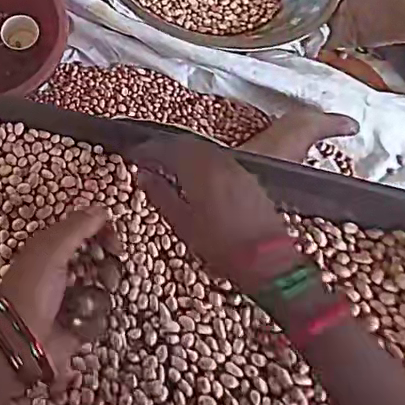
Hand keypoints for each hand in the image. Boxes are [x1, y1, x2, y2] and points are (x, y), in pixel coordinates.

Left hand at [0, 207, 115, 377]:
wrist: (21, 342)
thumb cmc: (31, 290)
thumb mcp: (51, 250)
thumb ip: (76, 227)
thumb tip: (101, 208)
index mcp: (52, 246)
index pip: (87, 231)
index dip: (103, 234)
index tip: (113, 243)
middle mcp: (64, 270)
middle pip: (102, 261)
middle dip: (105, 269)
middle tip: (99, 275)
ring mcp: (72, 298)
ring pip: (105, 291)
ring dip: (94, 299)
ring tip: (79, 306)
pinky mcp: (80, 325)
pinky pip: (100, 318)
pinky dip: (89, 321)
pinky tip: (74, 325)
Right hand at [127, 136, 300, 294]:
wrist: (270, 262)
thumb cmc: (220, 245)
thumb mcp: (181, 222)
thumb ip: (160, 194)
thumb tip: (144, 174)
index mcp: (198, 169)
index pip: (167, 148)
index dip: (148, 149)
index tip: (134, 154)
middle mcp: (219, 162)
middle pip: (187, 143)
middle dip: (165, 147)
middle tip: (149, 157)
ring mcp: (237, 169)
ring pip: (205, 149)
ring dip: (185, 152)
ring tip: (170, 166)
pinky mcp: (249, 179)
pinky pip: (219, 159)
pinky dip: (202, 161)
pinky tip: (196, 177)